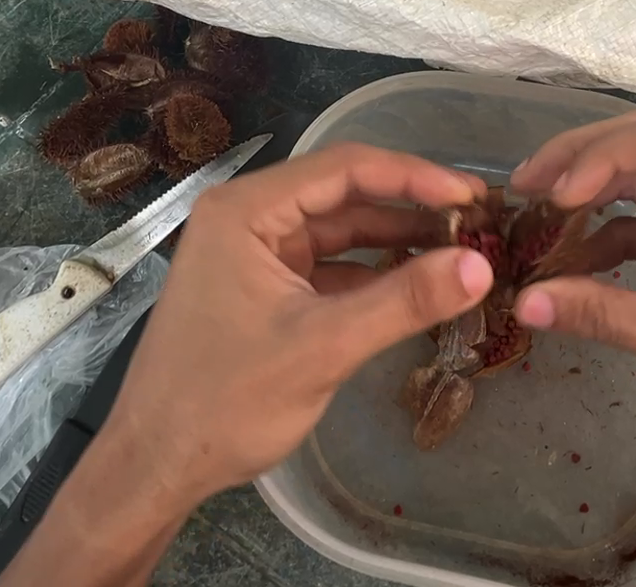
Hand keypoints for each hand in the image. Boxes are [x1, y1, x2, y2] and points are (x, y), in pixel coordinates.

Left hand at [105, 142, 495, 505]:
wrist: (155, 467)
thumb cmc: (224, 401)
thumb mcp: (322, 347)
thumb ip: (403, 301)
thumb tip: (481, 265)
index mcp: (247, 208)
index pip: (344, 168)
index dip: (414, 176)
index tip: (471, 195)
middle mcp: (251, 215)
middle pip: (344, 193)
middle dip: (410, 205)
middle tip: (477, 218)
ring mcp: (258, 250)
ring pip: (342, 229)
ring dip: (397, 237)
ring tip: (461, 245)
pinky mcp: (268, 284)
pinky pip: (331, 263)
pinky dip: (374, 271)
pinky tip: (419, 279)